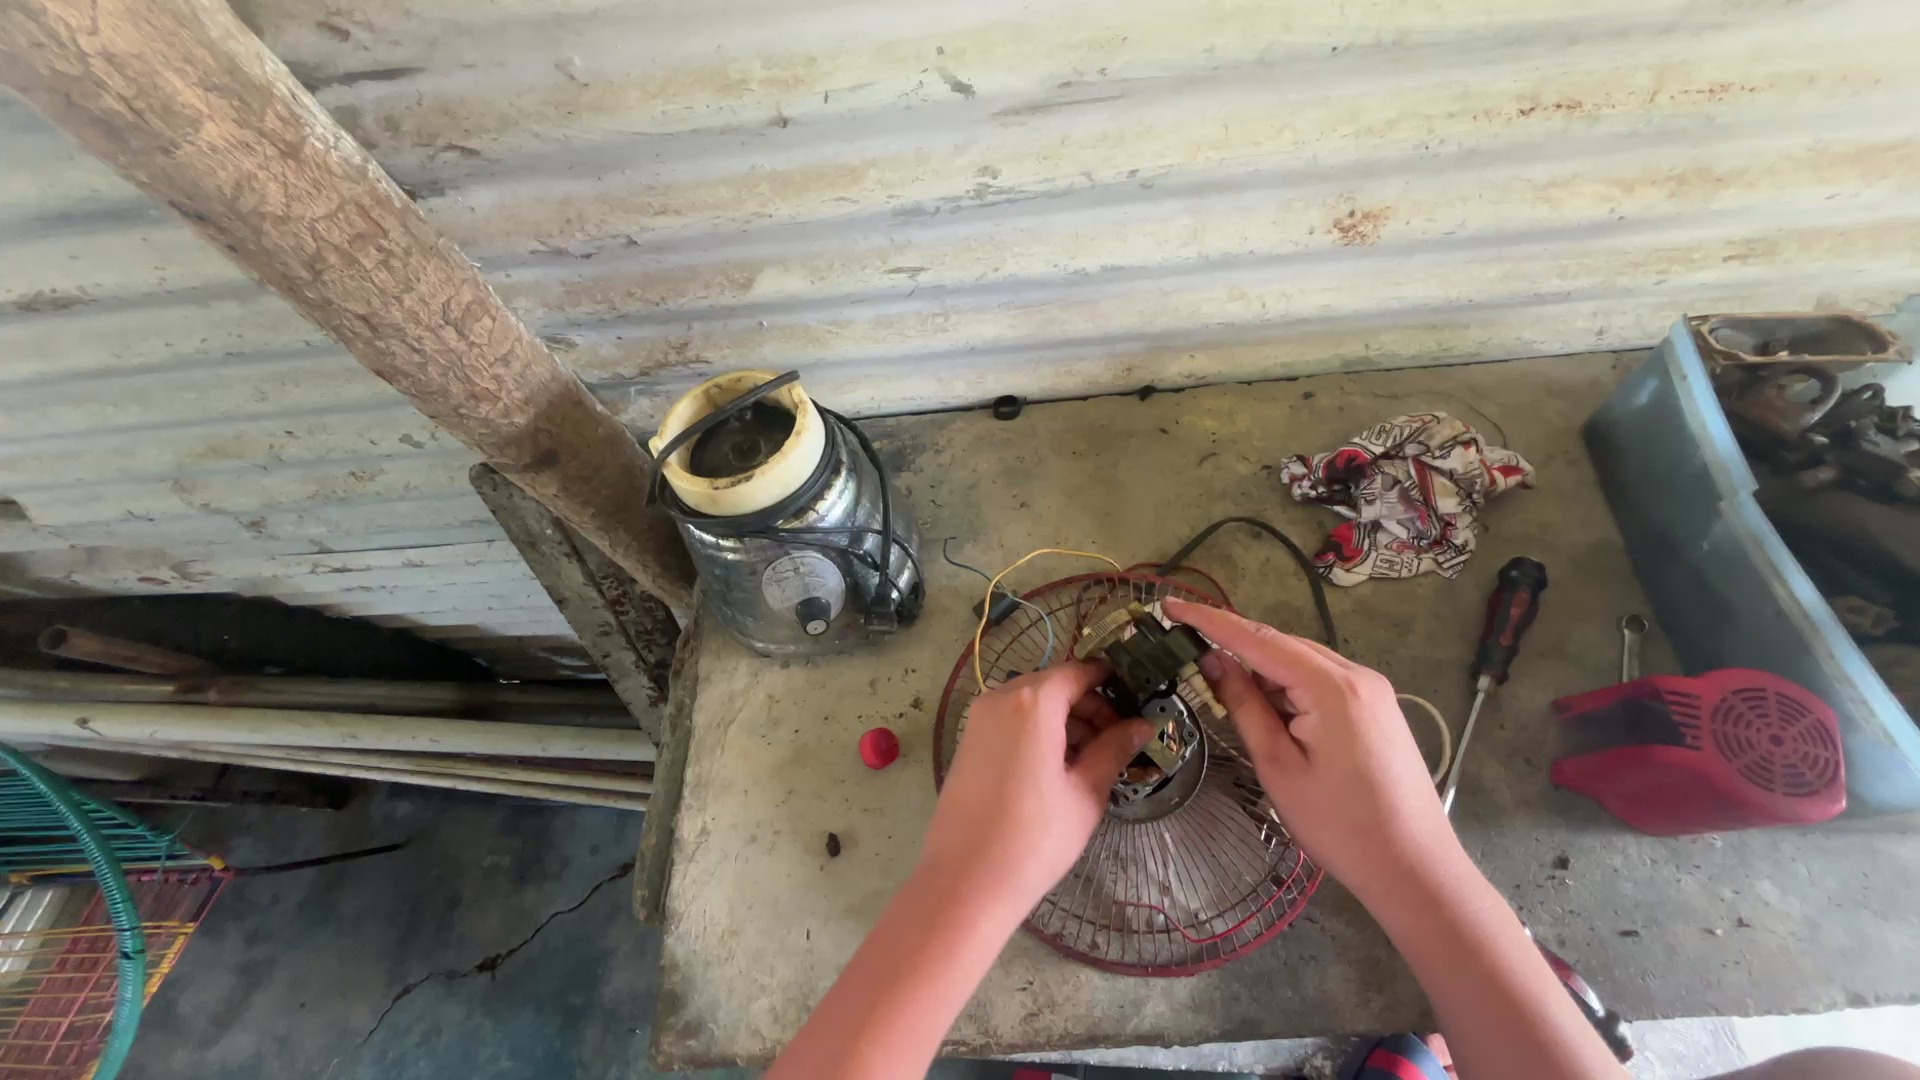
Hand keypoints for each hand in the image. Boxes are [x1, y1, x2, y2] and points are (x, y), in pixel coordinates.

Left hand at [919, 662, 1153, 915]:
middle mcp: (1000, 698)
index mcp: (1033, 702)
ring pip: (1032, 703)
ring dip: (1064, 720)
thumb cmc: (1034, 837)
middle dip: (1089, 705)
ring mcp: (978, 718)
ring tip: (1093, 759)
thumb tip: (1142, 724)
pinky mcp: (968, 740)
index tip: (1137, 700)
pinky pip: (1011, 720)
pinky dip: (1038, 730)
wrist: (965, 880)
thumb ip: (1114, 749)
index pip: (1079, 672)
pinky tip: (1058, 767)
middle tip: (1119, 740)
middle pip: (1054, 685)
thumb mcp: (1085, 792)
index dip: (1110, 682)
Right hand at [1163, 598, 1459, 903]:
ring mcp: (1371, 690)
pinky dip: (1285, 684)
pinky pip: (1319, 679)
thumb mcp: (1278, 765)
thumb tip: (1213, 660)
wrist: (1416, 870)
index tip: (1169, 605)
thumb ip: (1244, 705)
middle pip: (1280, 644)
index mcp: (1331, 686)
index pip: (1257, 639)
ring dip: (1258, 667)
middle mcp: (1356, 675)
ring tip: (1217, 679)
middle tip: (1184, 644)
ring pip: (1299, 661)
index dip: (1209, 620)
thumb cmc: (1339, 825)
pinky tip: (1264, 702)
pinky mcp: (1375, 707)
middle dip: (1232, 642)